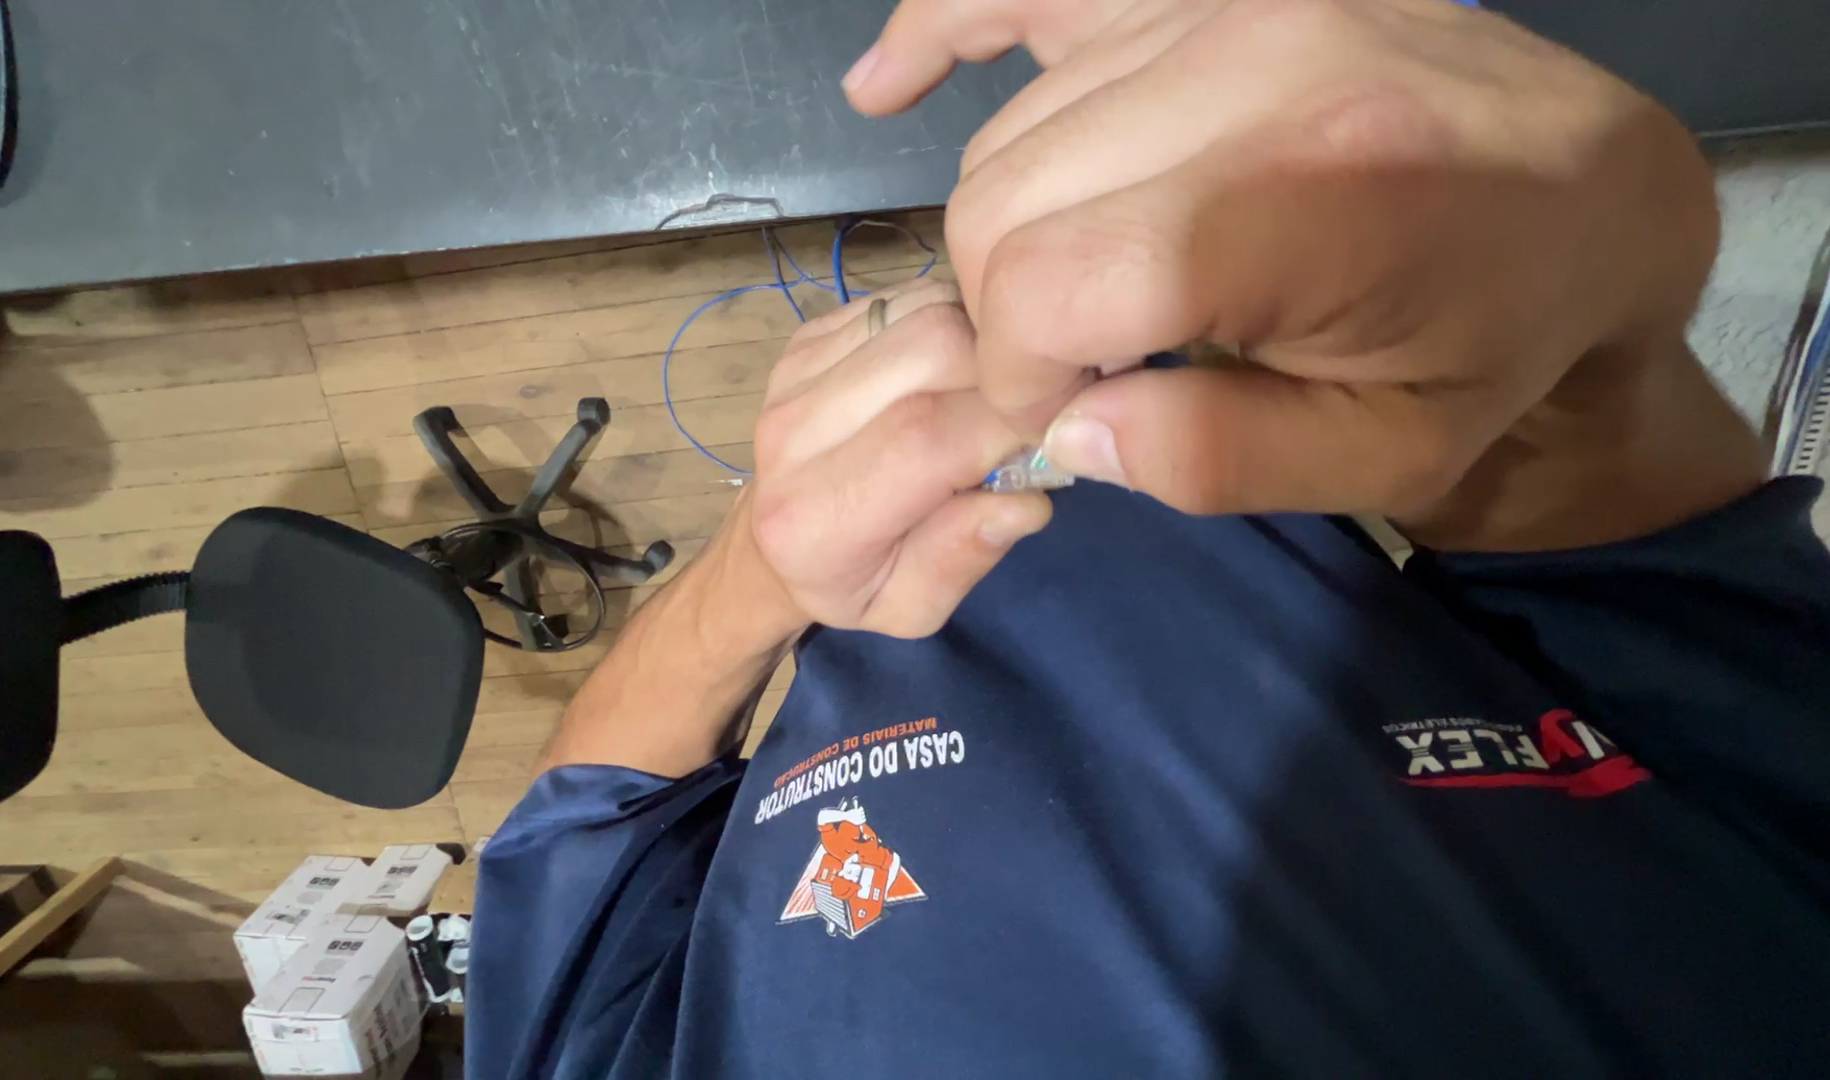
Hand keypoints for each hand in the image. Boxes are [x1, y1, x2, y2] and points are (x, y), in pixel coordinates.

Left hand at [720, 277, 1052, 638]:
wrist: (770, 544)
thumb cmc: (848, 583)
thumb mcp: (909, 609)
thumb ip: (960, 559)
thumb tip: (1027, 501)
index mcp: (818, 516)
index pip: (927, 437)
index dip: (1011, 418)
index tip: (1065, 425)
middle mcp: (794, 432)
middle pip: (930, 349)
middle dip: (1007, 364)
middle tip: (1045, 396)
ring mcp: (796, 373)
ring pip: (922, 311)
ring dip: (984, 334)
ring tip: (1004, 380)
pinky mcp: (807, 338)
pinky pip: (902, 300)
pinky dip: (951, 317)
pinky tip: (963, 359)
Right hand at [846, 0, 1756, 548]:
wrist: (1588, 221)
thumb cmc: (1485, 359)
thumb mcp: (1374, 462)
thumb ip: (1208, 461)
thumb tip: (1062, 426)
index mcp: (1304, 197)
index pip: (1047, 287)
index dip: (1021, 377)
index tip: (1062, 420)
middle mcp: (1251, 59)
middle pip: (999, 210)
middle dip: (1006, 321)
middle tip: (1074, 370)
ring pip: (1003, 148)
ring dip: (1008, 246)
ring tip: (1079, 295)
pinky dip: (942, 30)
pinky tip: (884, 80)